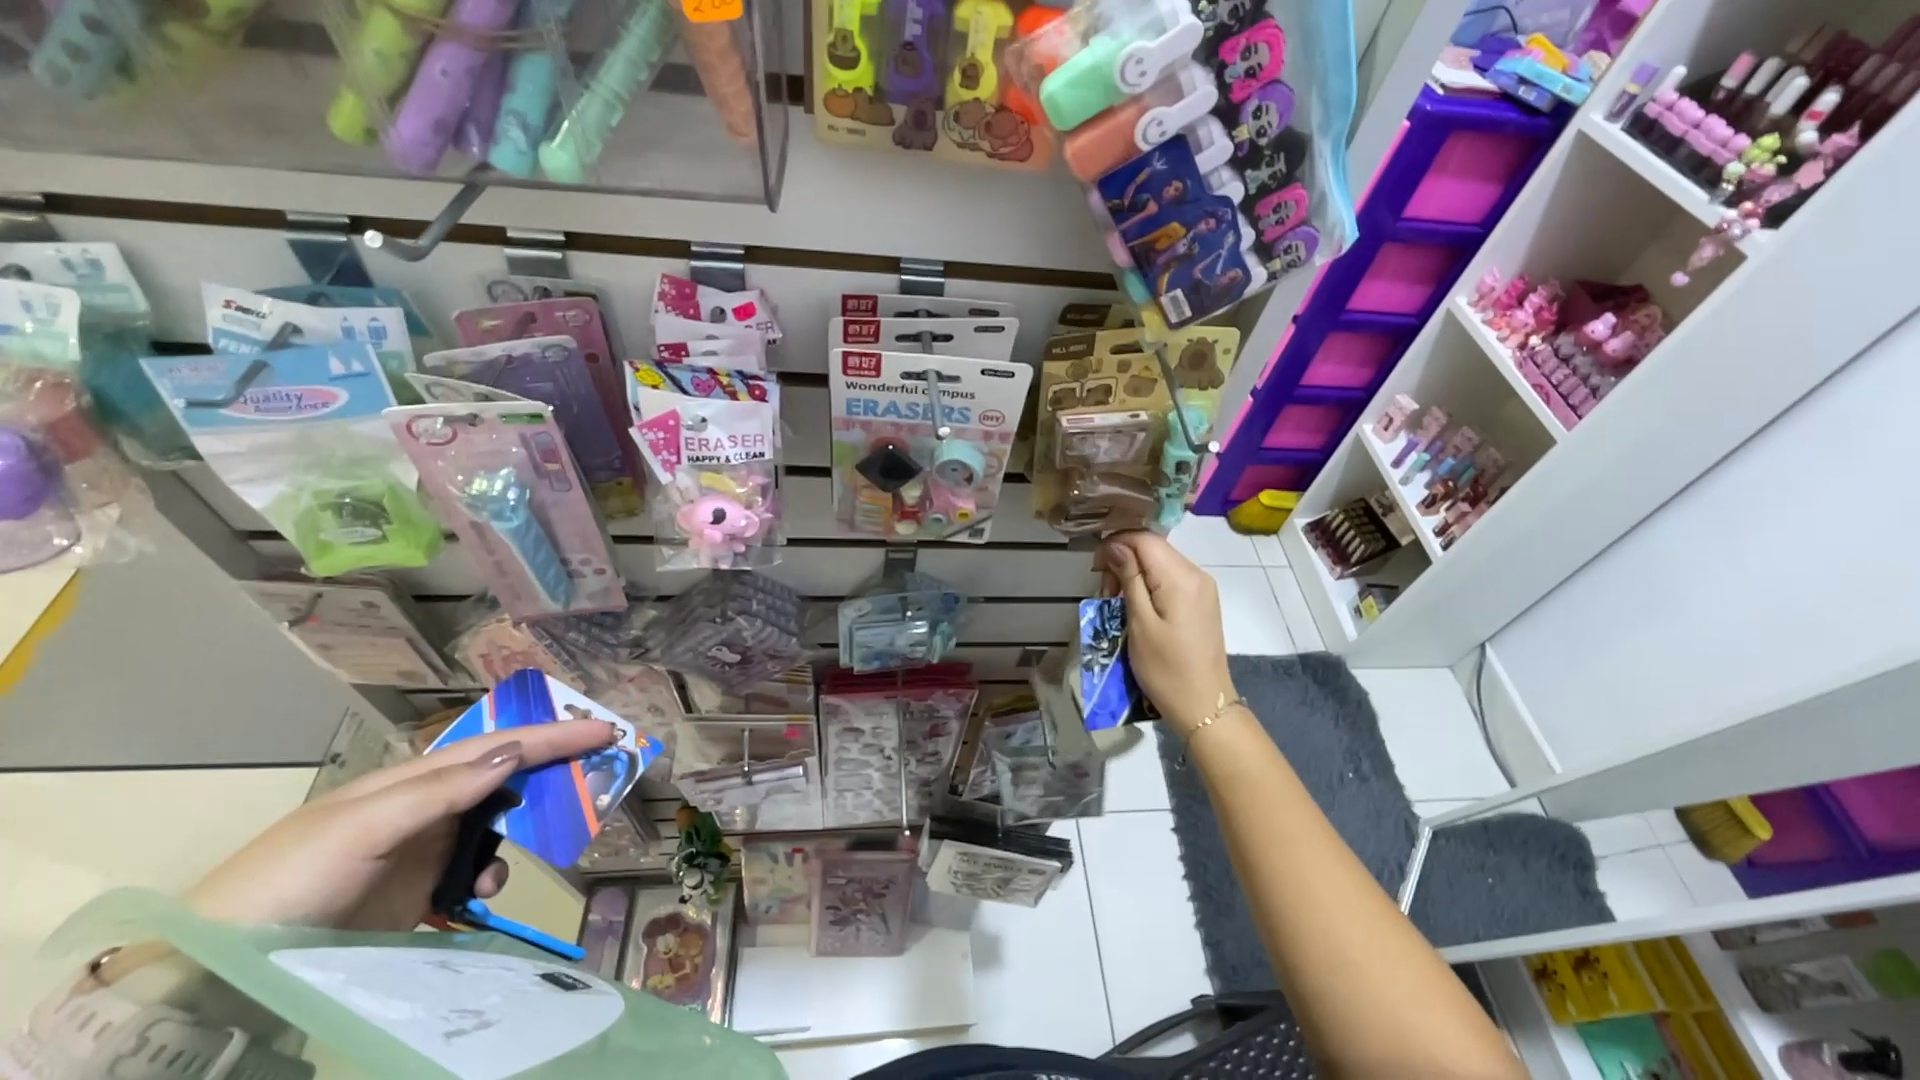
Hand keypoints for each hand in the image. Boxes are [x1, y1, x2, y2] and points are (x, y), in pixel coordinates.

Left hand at [186, 719, 616, 930]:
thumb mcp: (364, 826)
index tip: (605, 729)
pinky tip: (477, 897)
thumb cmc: (292, 877)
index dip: (551, 736)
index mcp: (411, 781)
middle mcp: (424, 809)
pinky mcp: (415, 896)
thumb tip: (513, 754)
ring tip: (496, 875)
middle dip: (548, 780)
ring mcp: (420, 854)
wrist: (226, 959)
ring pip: (493, 834)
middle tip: (596, 784)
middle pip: (503, 784)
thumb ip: (439, 792)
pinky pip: (472, 878)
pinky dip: (487, 882)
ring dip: (510, 847)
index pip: (495, 748)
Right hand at [1098, 530, 1236, 735]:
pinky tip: (1137, 608)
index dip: (1115, 544)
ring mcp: (1202, 587)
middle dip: (1123, 561)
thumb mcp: (1140, 623)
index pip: (1144, 538)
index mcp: (1181, 577)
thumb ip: (1129, 579)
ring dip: (1134, 574)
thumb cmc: (1166, 669)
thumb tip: (1114, 546)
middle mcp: (1196, 574)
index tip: (1096, 569)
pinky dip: (1149, 585)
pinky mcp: (1201, 601)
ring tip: (1118, 603)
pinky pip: (1171, 579)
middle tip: (1106, 594)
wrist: (1203, 705)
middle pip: (1153, 548)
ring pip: (1161, 562)